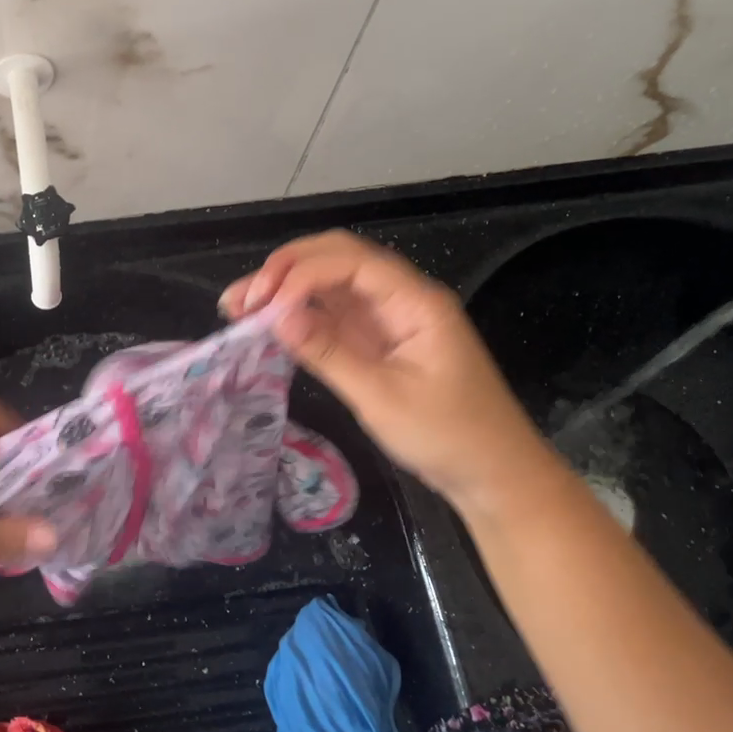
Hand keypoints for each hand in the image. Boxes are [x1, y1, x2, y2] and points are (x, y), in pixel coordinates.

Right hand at [222, 230, 553, 507]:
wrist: (494, 475)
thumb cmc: (448, 436)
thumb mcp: (383, 398)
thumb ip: (328, 352)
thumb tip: (276, 316)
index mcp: (415, 301)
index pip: (351, 262)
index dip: (302, 273)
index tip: (264, 305)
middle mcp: (399, 297)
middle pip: (336, 257)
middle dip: (285, 268)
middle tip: (242, 297)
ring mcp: (386, 316)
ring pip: (328, 282)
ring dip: (284, 287)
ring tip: (238, 306)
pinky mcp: (375, 338)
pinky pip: (330, 312)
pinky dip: (296, 313)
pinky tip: (265, 323)